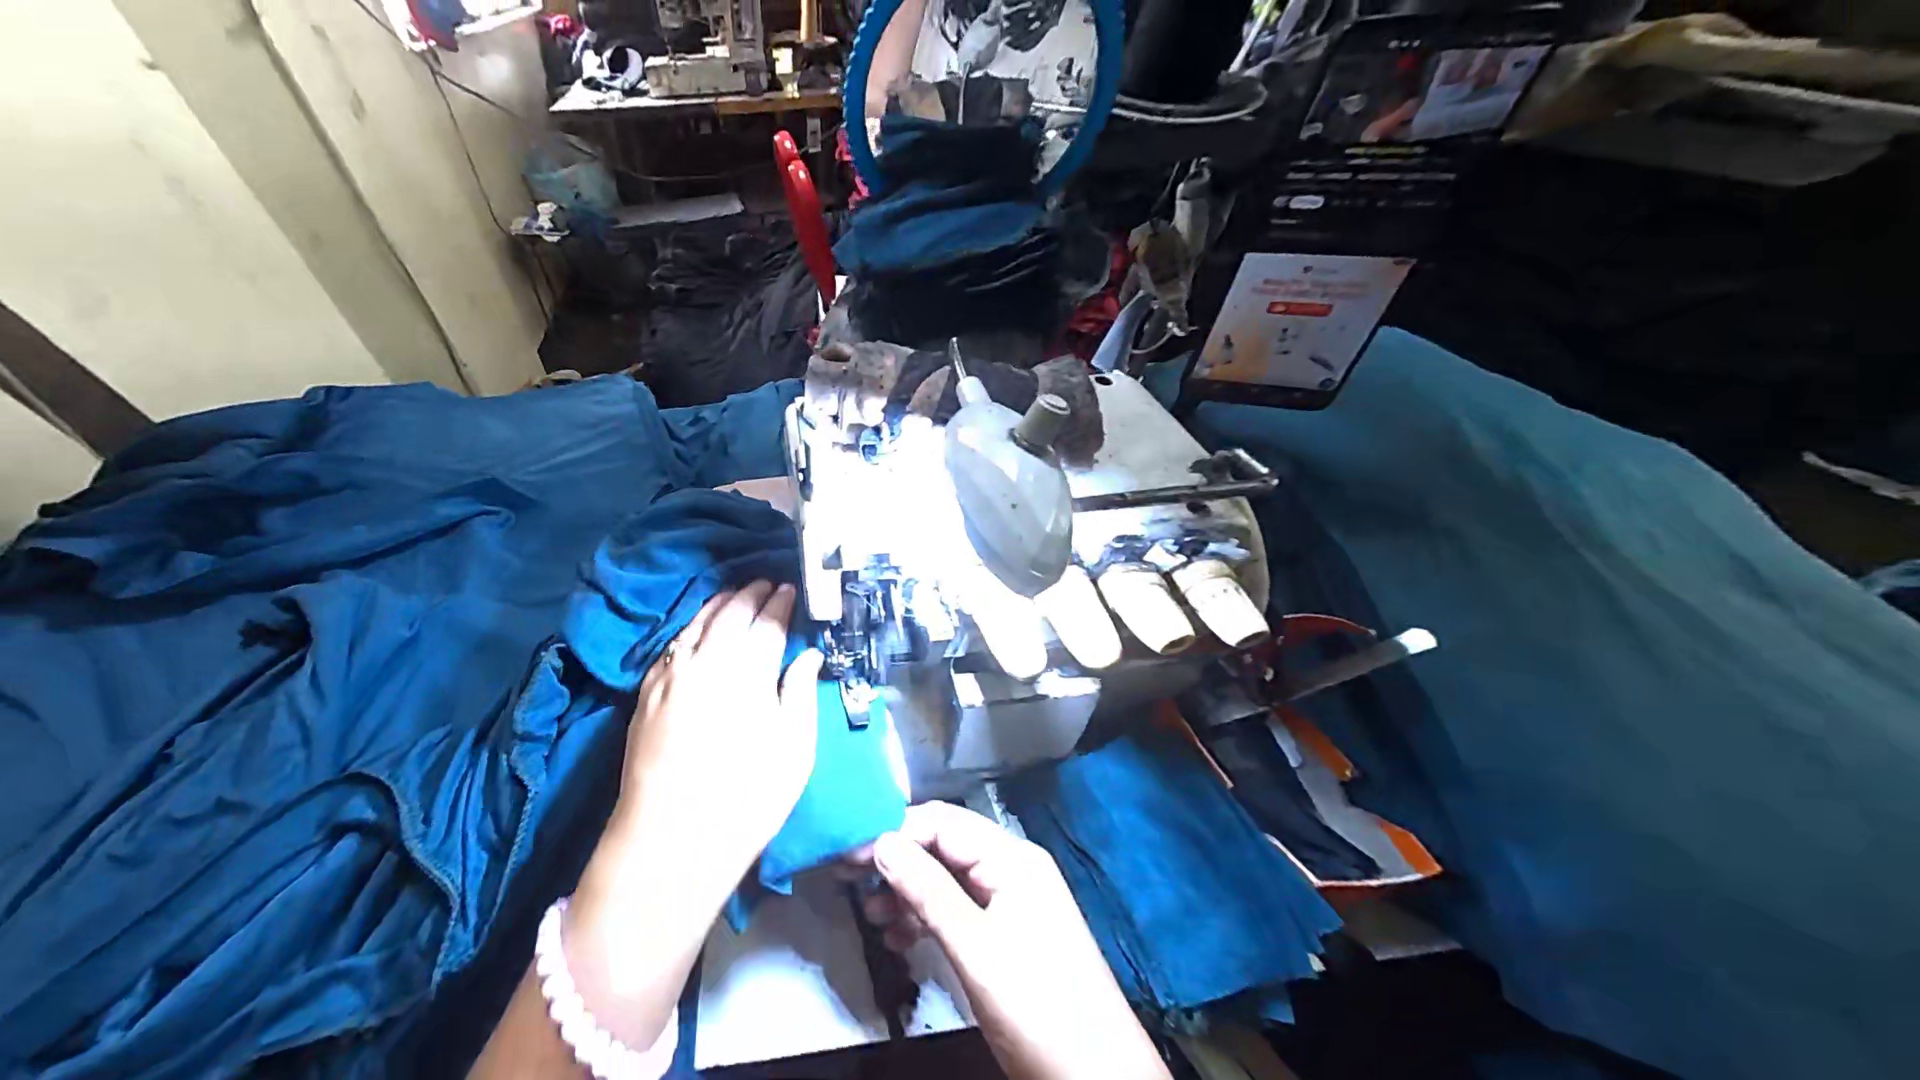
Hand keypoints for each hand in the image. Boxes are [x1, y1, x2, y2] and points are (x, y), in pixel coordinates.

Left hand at [556, 582, 821, 1052]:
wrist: (672, 838)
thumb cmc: (748, 796)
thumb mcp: (794, 746)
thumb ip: (799, 692)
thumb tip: (807, 655)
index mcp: (749, 671)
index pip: (769, 623)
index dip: (782, 604)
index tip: (791, 590)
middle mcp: (708, 661)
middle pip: (731, 615)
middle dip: (752, 595)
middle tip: (767, 584)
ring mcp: (671, 676)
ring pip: (697, 624)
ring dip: (719, 604)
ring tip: (735, 594)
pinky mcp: (646, 694)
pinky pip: (671, 645)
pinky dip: (690, 628)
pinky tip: (697, 629)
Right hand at [856, 803, 1171, 1079]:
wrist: (1098, 1075)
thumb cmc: (1039, 1006)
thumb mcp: (976, 949)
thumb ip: (928, 891)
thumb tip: (881, 843)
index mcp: (1012, 857)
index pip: (943, 823)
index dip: (895, 832)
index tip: (848, 854)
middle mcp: (1011, 867)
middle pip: (944, 845)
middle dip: (897, 859)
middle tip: (849, 878)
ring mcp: (1010, 898)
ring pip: (946, 878)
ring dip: (907, 891)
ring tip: (872, 915)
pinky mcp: (1005, 930)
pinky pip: (957, 907)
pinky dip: (925, 916)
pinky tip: (898, 937)